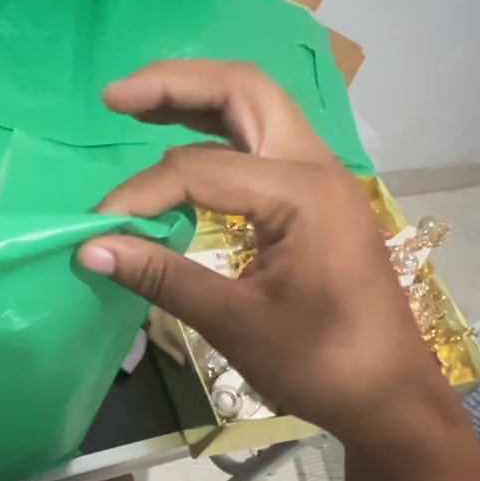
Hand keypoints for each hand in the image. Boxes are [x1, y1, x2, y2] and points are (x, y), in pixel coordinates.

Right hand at [77, 61, 452, 448]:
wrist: (389, 395)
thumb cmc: (319, 363)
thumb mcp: (235, 323)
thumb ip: (163, 278)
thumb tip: (91, 248)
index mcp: (301, 193)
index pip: (199, 169)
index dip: (140, 193)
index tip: (97, 226)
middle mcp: (316, 167)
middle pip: (243, 91)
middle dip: (175, 85)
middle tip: (114, 96)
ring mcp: (322, 180)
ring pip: (257, 110)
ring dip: (198, 101)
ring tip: (138, 106)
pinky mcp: (317, 201)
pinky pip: (263, 147)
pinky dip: (218, 137)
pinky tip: (185, 156)